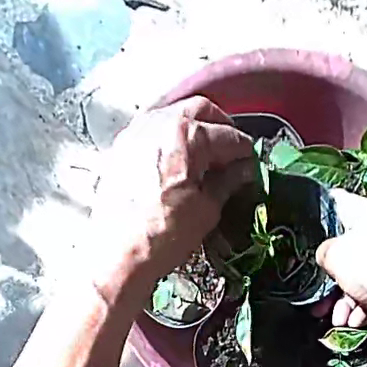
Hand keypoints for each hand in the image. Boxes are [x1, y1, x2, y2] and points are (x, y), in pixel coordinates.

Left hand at [90, 96, 254, 305]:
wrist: (117, 256)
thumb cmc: (162, 235)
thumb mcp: (206, 211)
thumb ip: (226, 183)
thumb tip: (241, 172)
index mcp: (186, 135)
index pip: (227, 136)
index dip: (243, 151)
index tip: (249, 164)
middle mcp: (158, 123)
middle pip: (199, 110)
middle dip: (219, 127)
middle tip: (228, 152)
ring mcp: (135, 133)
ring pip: (171, 115)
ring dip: (192, 129)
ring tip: (202, 157)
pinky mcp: (119, 149)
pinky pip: (150, 131)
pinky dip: (167, 139)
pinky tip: (174, 162)